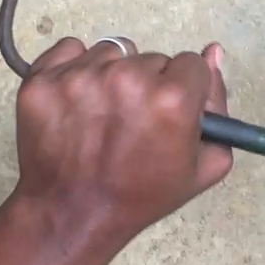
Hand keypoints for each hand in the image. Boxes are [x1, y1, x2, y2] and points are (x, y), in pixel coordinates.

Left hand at [7, 38, 233, 264]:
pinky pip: (69, 49)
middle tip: (132, 123)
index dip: (183, 90)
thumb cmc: (140, 195)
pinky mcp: (45, 78)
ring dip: (111, 76)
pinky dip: (73, 68)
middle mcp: (127, 77)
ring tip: (101, 116)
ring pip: (111, 53)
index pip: (190, 64)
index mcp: (172, 97)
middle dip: (147, 85)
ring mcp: (81, 76)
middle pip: (150, 59)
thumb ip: (219, 106)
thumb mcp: (203, 167)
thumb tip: (213, 52)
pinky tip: (75, 102)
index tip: (167, 113)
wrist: (71, 215)